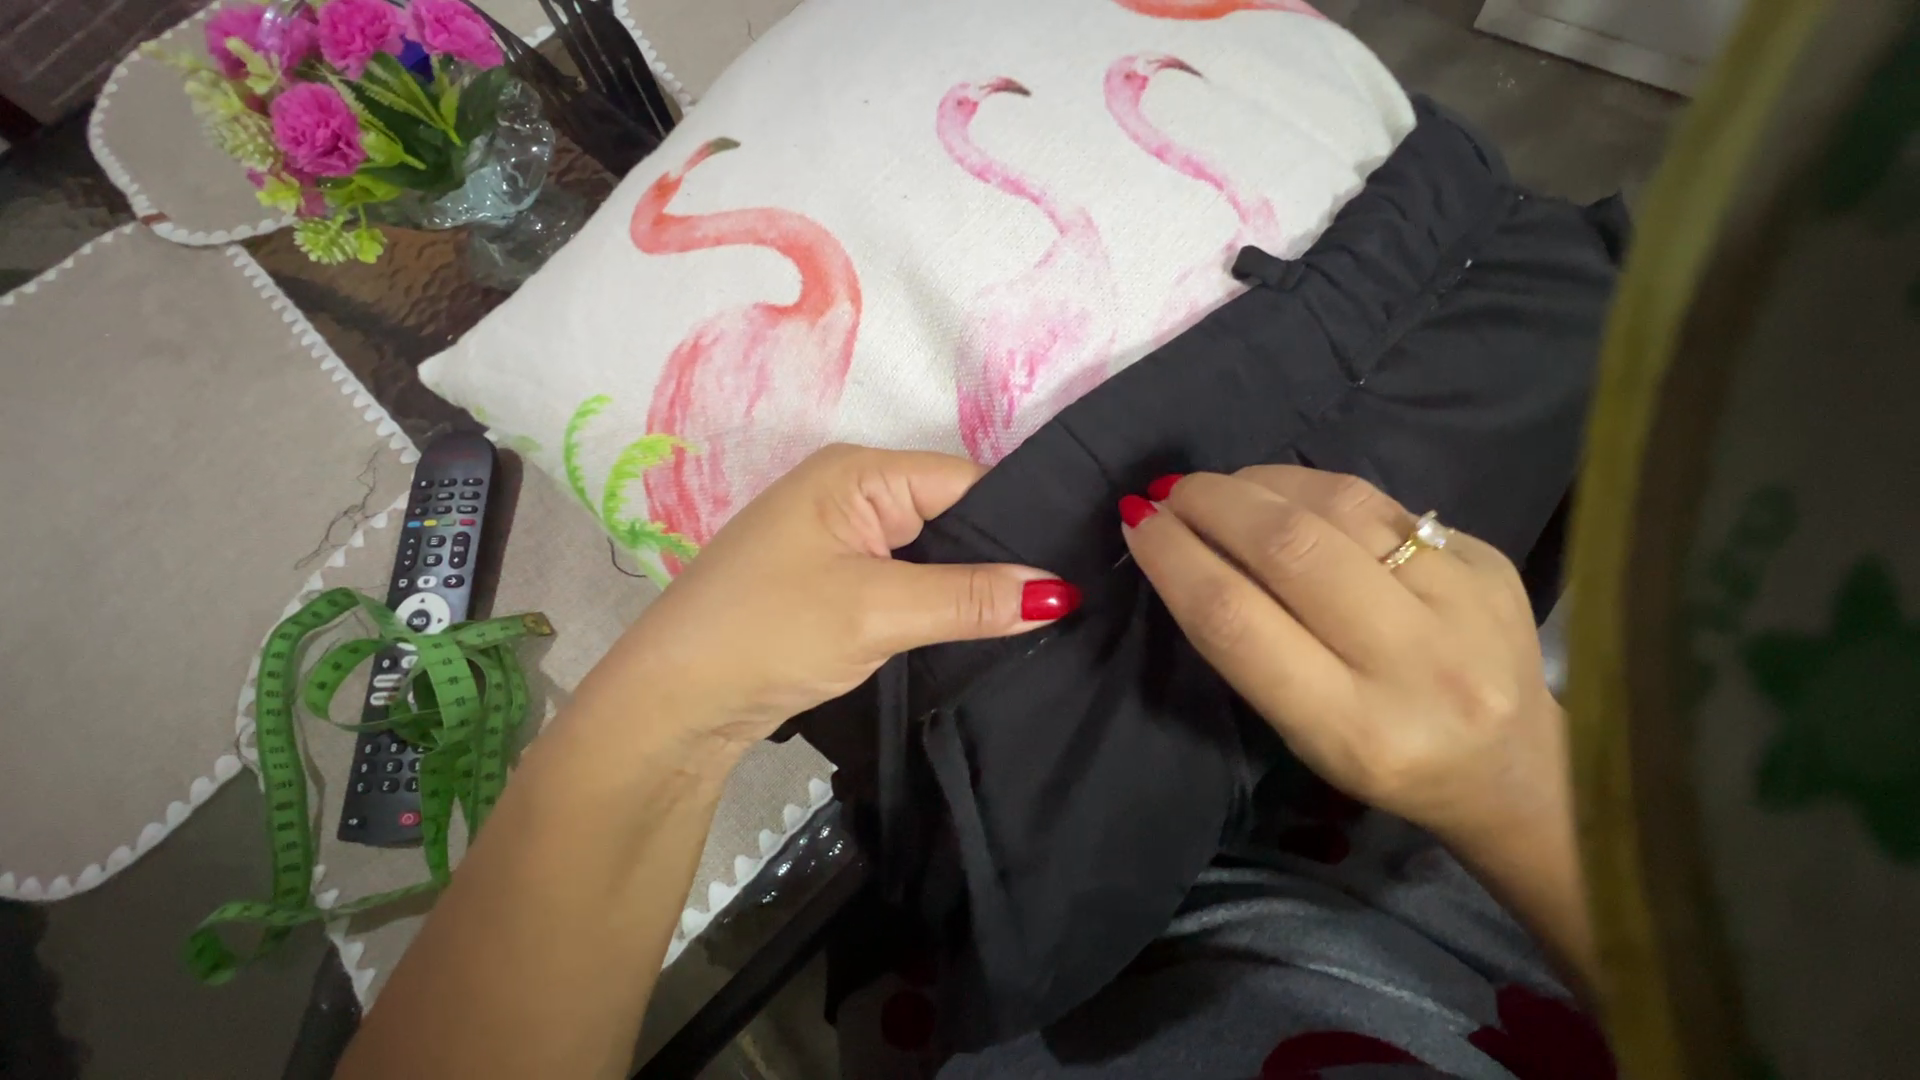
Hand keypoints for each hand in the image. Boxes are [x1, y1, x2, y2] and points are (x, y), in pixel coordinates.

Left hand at [583, 445, 1078, 750]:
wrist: (674, 704)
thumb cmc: (770, 633)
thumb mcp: (878, 611)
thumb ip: (971, 597)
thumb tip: (1061, 591)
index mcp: (859, 472)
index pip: (966, 481)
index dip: (1023, 521)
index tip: (1084, 563)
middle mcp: (853, 492)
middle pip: (952, 512)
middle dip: (1003, 555)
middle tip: (1074, 597)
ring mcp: (842, 538)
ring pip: (933, 550)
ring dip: (974, 582)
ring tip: (1045, 614)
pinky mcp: (838, 580)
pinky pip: (908, 578)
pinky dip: (941, 601)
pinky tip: (984, 625)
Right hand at [1119, 467, 1562, 845]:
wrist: (1516, 769)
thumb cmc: (1381, 761)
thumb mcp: (1301, 729)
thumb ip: (1248, 643)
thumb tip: (1184, 548)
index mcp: (1352, 729)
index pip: (1236, 621)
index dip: (1174, 560)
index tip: (1137, 524)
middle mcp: (1415, 663)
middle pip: (1288, 550)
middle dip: (1210, 505)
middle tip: (1167, 492)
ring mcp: (1465, 602)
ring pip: (1337, 507)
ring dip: (1257, 483)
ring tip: (1217, 486)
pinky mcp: (1489, 560)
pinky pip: (1378, 500)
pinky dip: (1309, 483)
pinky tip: (1278, 487)